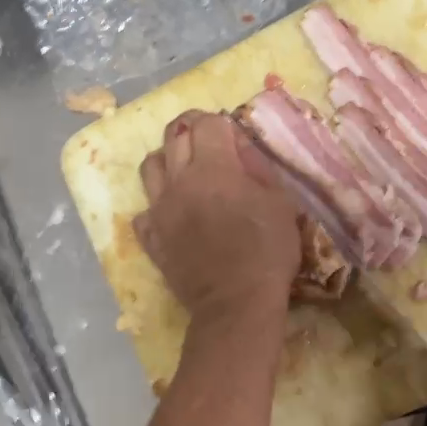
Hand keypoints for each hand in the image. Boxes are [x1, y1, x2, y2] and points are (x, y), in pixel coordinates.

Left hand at [135, 112, 300, 323]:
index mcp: (214, 167)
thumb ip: (259, 168)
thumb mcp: (281, 203)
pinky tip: (172, 213)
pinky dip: (157, 205)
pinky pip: (144, 210)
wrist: (236, 302)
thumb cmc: (267, 251)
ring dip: (167, 160)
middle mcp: (179, 180)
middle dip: (191, 130)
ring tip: (184, 170)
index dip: (221, 123)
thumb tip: (241, 147)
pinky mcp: (152, 238)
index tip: (232, 134)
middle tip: (207, 140)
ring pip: (150, 166)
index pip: (207, 123)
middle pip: (173, 136)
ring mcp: (160, 209)